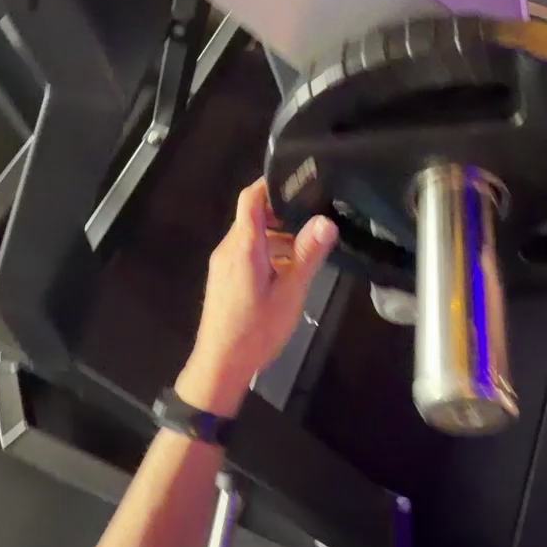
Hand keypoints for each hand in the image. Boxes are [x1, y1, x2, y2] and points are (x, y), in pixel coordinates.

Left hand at [177, 179, 337, 415]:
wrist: (220, 366)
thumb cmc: (256, 329)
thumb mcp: (290, 293)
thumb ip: (306, 255)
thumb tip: (326, 221)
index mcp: (244, 245)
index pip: (251, 197)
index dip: (271, 183)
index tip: (299, 180)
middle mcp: (229, 248)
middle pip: (253, 215)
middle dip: (283, 211)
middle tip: (315, 214)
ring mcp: (224, 264)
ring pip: (252, 236)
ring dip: (278, 234)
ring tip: (309, 244)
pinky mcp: (225, 278)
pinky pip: (247, 252)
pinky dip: (269, 251)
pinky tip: (290, 269)